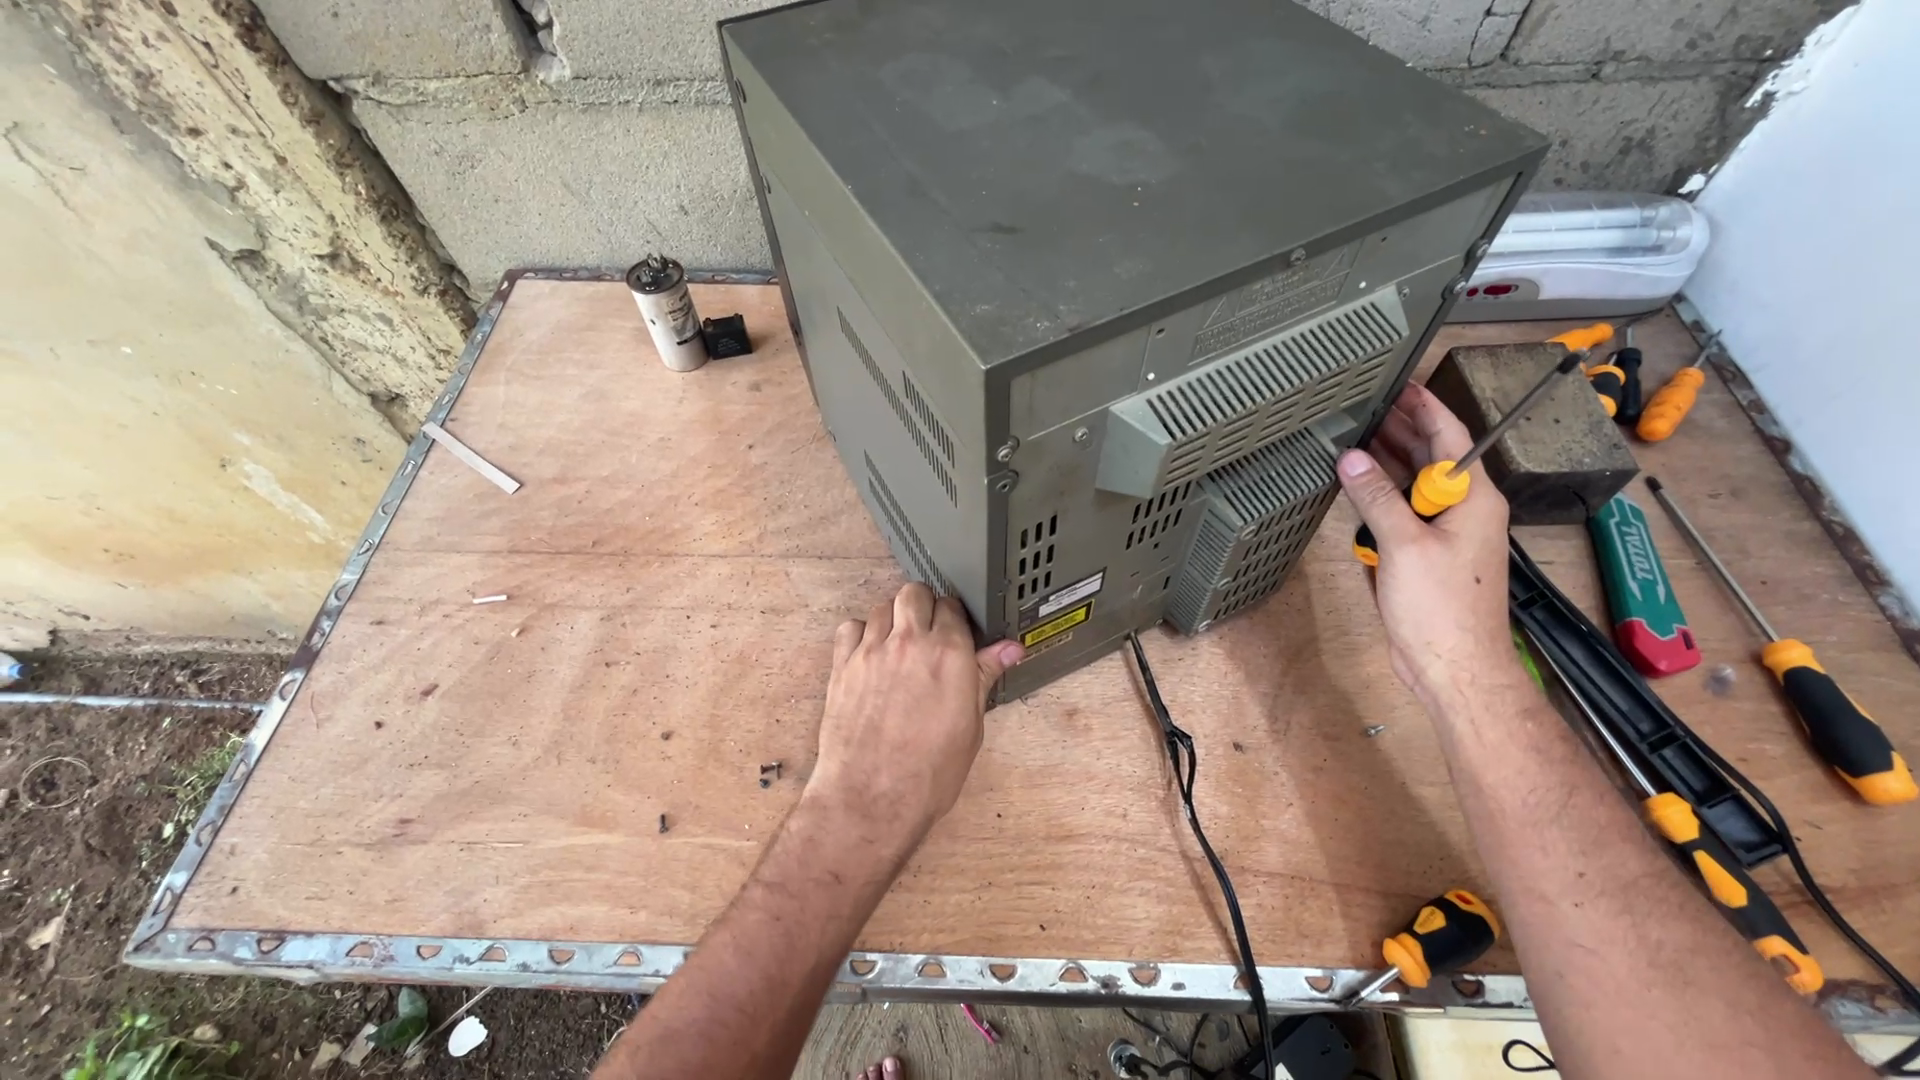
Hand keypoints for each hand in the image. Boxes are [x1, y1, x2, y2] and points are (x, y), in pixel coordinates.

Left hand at [804, 584, 1023, 858]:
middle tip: (928, 628)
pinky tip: (870, 654)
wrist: (873, 797)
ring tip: (900, 642)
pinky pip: (850, 628)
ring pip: (882, 606)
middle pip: (914, 593)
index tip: (956, 629)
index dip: (955, 617)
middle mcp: (909, 643)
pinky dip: (861, 633)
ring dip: (894, 617)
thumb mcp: (971, 724)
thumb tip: (1008, 650)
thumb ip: (984, 676)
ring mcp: (872, 651)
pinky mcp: (843, 666)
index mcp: (949, 653)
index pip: (952, 606)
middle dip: (923, 605)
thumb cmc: (927, 772)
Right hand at [1336, 384, 1521, 710]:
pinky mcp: (1427, 556)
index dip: (1425, 407)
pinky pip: (1405, 513)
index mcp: (1473, 499)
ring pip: (1416, 485)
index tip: (1401, 382)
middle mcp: (1464, 510)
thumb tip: (1351, 457)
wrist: (1453, 666)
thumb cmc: (1441, 607)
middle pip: (1433, 457)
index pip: (1451, 437)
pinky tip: (1359, 487)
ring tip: (1355, 436)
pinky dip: (1382, 496)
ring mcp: (1446, 534)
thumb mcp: (1404, 544)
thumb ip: (1376, 496)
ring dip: (1389, 462)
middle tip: (1365, 405)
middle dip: (1401, 429)